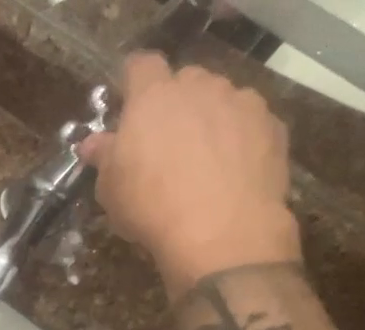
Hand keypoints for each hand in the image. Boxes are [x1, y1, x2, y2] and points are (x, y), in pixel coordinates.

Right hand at [79, 52, 299, 295]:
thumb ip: (104, 156)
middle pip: (185, 80)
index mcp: (153, 98)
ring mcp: (241, 102)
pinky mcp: (271, 124)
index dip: (132, 81)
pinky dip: (235, 136)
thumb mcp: (109, 188)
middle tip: (160, 139)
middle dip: (173, 101)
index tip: (126, 104)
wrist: (220, 228)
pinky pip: (247, 121)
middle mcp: (200, 88)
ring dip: (206, 117)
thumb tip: (94, 143)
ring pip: (219, 98)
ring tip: (198, 158)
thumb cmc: (149, 205)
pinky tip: (226, 170)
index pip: (141, 66)